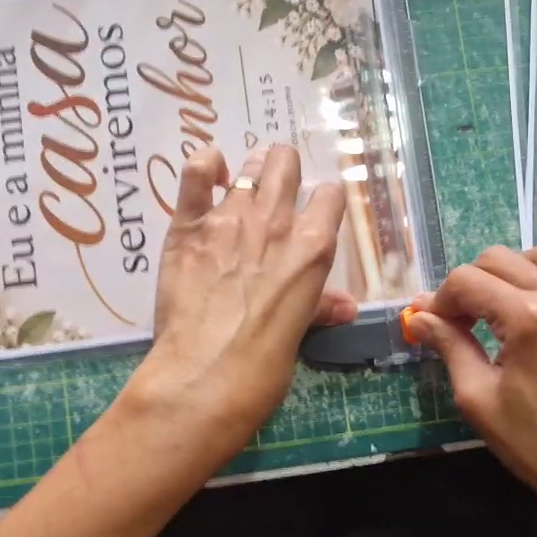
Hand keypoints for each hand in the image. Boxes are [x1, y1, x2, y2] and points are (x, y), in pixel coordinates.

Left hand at [129, 144, 356, 452]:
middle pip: (287, 163)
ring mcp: (230, 216)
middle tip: (274, 189)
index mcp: (313, 246)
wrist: (208, 373)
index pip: (330, 196)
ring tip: (244, 182)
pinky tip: (208, 176)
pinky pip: (196, 171)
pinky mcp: (189, 223)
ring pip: (250, 164)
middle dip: (284, 168)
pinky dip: (204, 166)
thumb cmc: (264, 362)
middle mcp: (276, 220)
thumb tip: (347, 307)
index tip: (313, 212)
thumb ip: (321, 306)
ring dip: (251, 169)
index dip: (322, 202)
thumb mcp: (301, 329)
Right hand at [408, 244, 536, 536]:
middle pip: (502, 259)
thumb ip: (450, 346)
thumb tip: (420, 317)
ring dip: (516, 272)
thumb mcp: (478, 398)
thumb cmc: (536, 445)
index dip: (442, 299)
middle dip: (472, 283)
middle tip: (464, 319)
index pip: (468, 280)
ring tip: (505, 307)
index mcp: (528, 319)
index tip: (436, 324)